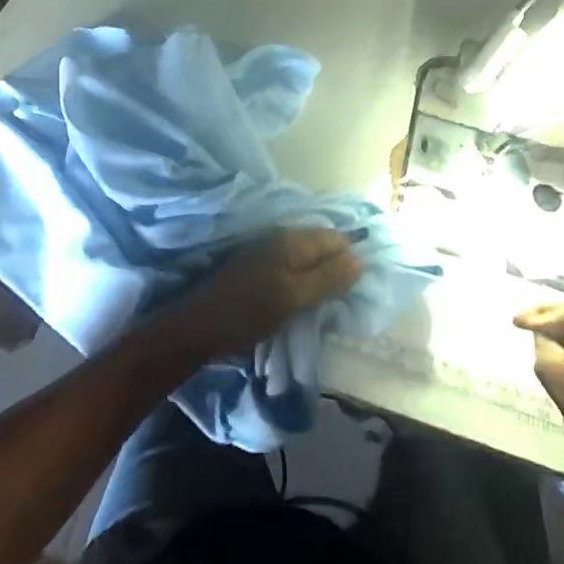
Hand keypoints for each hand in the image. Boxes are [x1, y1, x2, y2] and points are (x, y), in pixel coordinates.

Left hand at [165, 228, 363, 358]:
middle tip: (349, 295)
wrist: (199, 326)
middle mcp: (279, 237)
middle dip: (337, 266)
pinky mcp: (258, 266)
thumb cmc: (248, 312)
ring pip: (307, 257)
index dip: (351, 257)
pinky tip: (307, 298)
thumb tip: (360, 258)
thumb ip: (328, 277)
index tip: (364, 284)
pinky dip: (303, 279)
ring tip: (332, 300)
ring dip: (320, 275)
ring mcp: (266, 250)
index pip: (334, 237)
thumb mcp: (293, 297)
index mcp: (290, 240)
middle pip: (321, 245)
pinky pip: (292, 266)